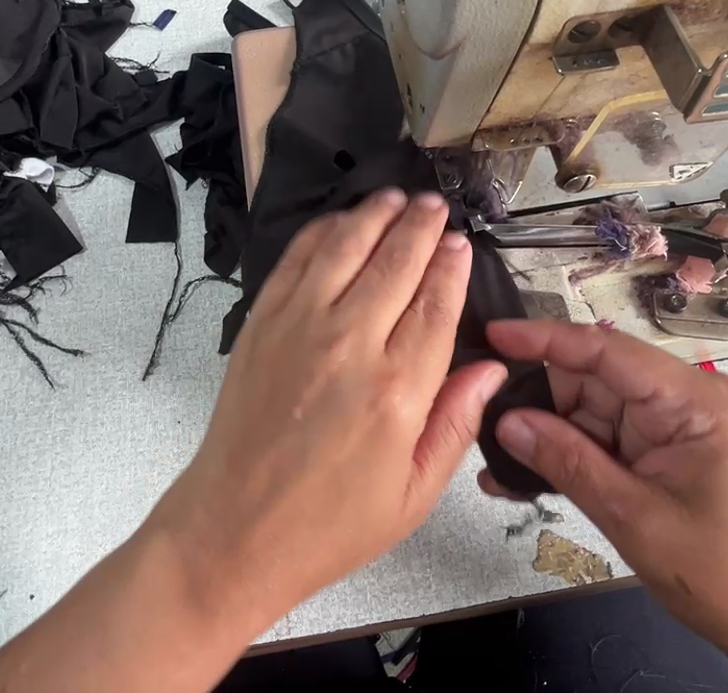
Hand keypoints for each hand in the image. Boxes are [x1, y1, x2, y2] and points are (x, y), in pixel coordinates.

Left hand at [146, 189, 507, 625]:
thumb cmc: (331, 522)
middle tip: (435, 206)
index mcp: (398, 390)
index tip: (461, 242)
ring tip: (396, 198)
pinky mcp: (262, 321)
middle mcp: (350, 344)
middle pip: (396, 262)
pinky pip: (297, 259)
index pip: (437, 304)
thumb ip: (456, 422)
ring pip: (346, 246)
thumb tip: (492, 367)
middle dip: (421, 226)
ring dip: (375, 214)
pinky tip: (342, 221)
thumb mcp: (414, 493)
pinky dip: (323, 231)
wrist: (234, 529)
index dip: (452, 265)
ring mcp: (300, 326)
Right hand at [481, 319, 727, 673]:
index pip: (607, 350)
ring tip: (496, 454)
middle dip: (539, 396)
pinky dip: (567, 453)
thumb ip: (568, 462)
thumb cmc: (725, 575)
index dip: (545, 338)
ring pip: (589, 408)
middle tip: (482, 414)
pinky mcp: (660, 447)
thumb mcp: (635, 518)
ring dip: (546, 431)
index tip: (494, 334)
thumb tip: (507, 421)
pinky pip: (601, 437)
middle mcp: (683, 399)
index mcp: (694, 401)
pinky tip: (526, 471)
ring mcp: (671, 423)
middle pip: (592, 379)